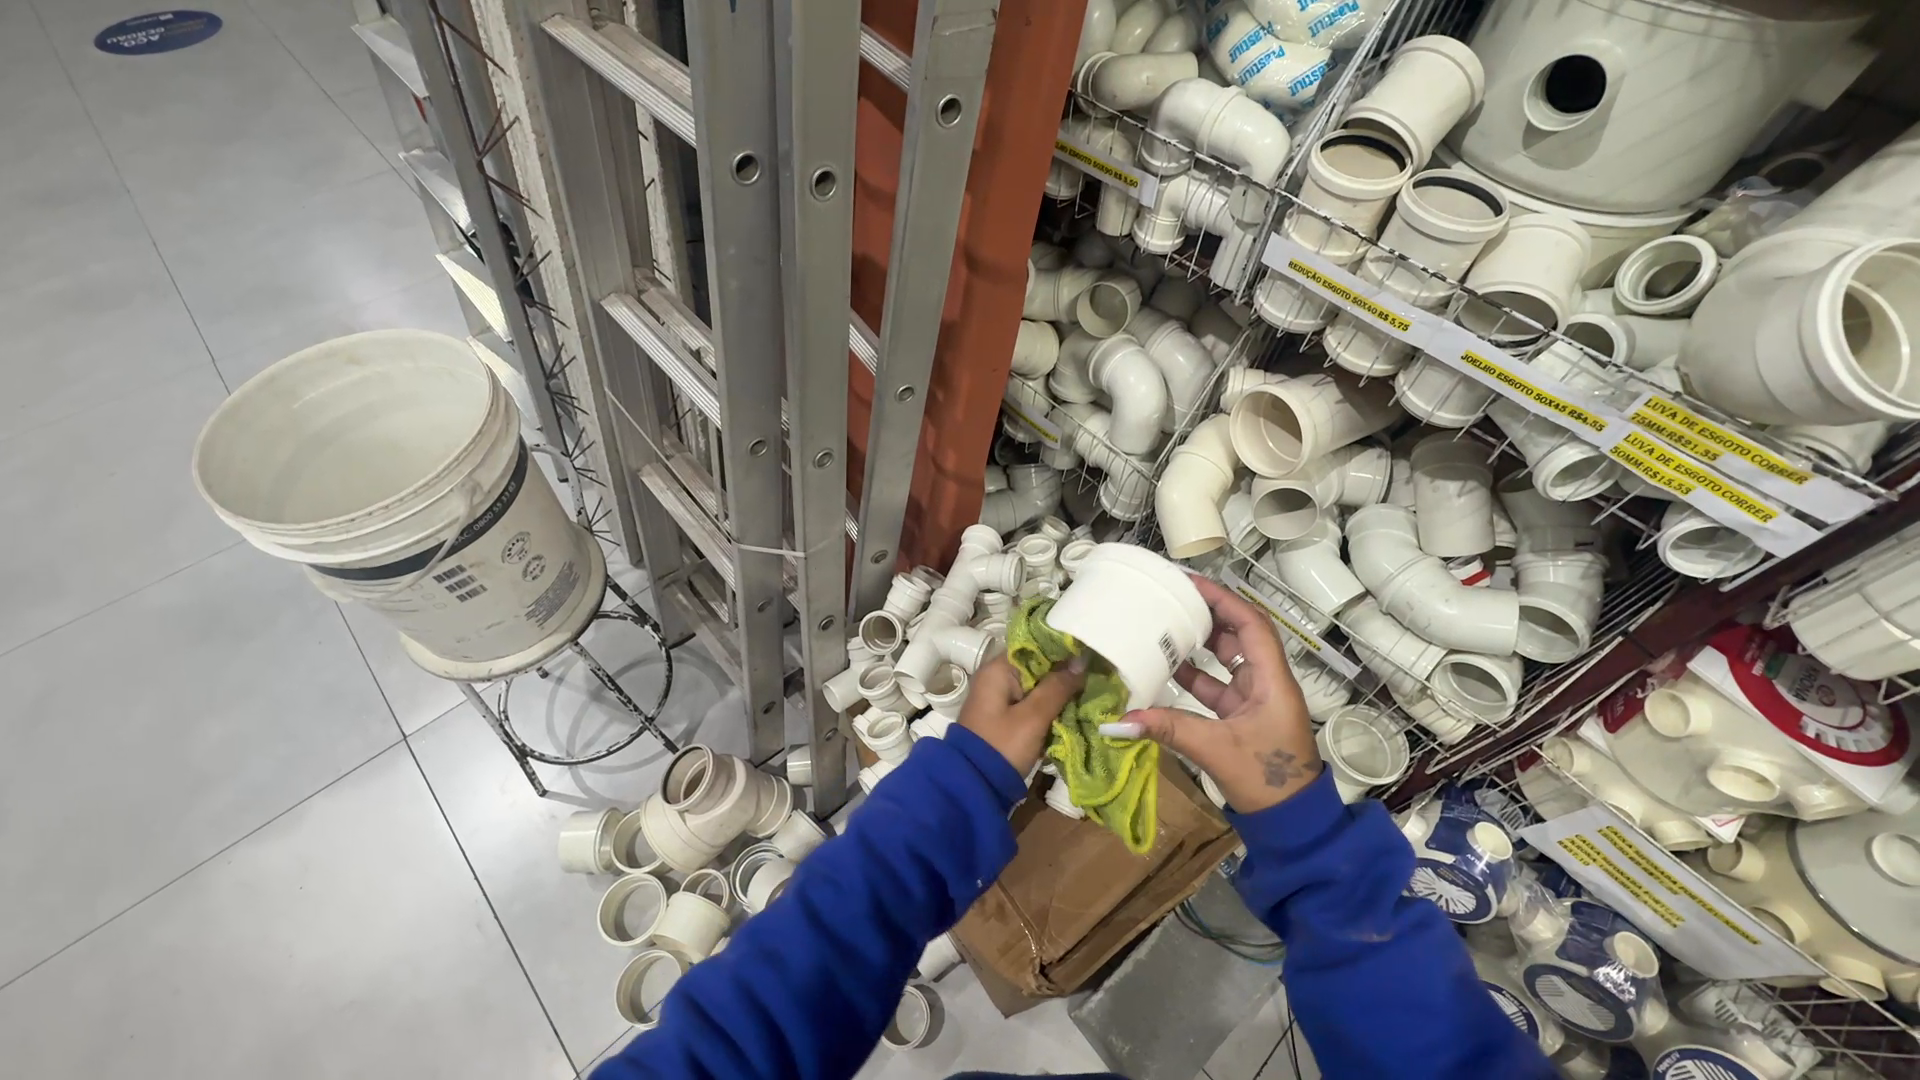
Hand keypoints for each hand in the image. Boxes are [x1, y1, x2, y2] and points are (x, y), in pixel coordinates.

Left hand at [957, 655, 1087, 775]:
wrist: (973, 785)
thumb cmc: (1002, 745)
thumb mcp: (1033, 717)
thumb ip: (1057, 687)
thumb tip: (1080, 661)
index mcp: (998, 669)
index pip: (1034, 646)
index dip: (1062, 649)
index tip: (1089, 654)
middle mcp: (996, 677)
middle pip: (1038, 666)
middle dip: (1064, 673)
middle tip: (1095, 676)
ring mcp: (1000, 698)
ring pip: (1037, 687)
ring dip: (1059, 692)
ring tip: (1089, 692)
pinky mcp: (1005, 717)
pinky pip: (1032, 704)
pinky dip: (1049, 707)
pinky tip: (1071, 711)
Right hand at [1100, 574, 1320, 812]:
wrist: (1291, 822)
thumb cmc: (1266, 778)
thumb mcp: (1215, 749)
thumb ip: (1167, 728)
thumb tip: (1118, 719)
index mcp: (1272, 680)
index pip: (1251, 624)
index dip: (1223, 600)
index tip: (1190, 583)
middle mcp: (1266, 682)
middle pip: (1239, 635)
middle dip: (1209, 615)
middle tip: (1173, 599)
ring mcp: (1255, 699)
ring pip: (1227, 660)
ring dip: (1200, 644)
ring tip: (1166, 626)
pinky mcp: (1243, 716)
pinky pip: (1217, 685)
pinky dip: (1195, 676)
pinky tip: (1166, 668)